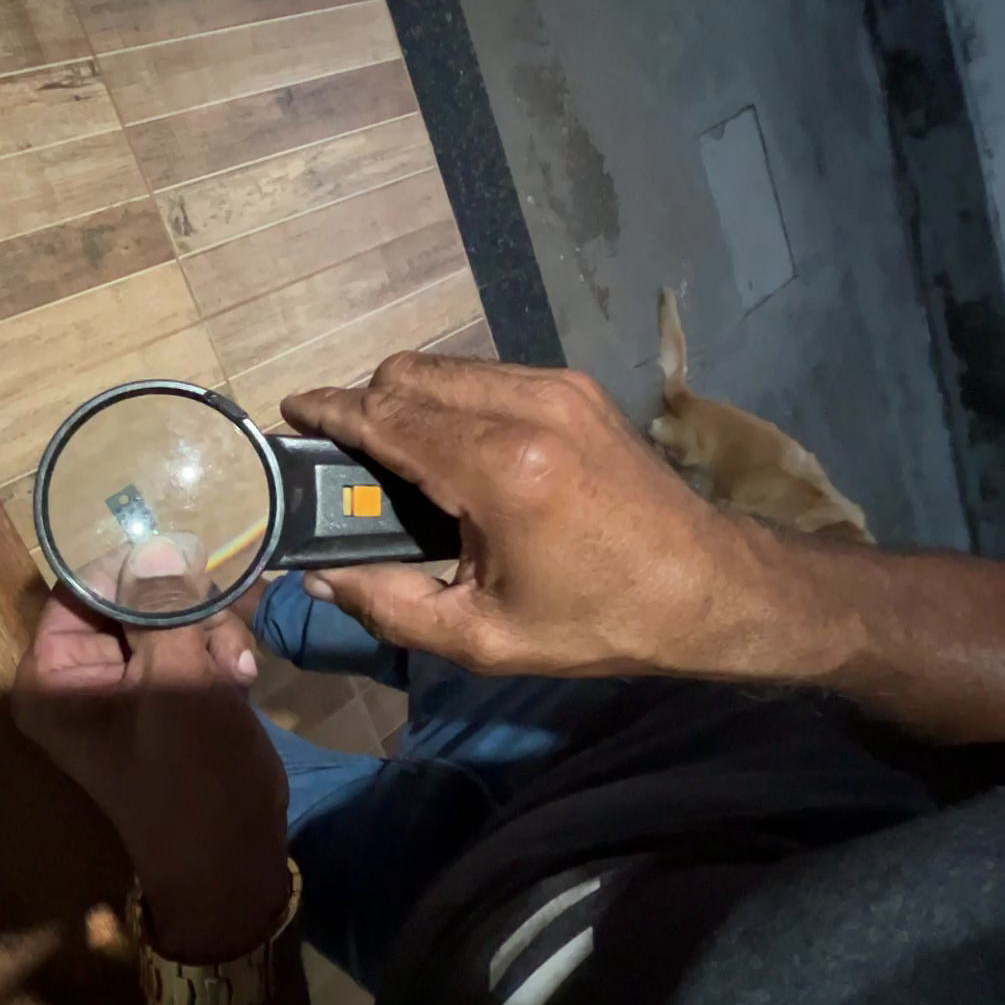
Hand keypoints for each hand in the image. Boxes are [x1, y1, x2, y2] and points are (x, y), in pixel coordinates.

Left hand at [14, 536, 290, 960]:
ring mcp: (128, 681)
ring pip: (170, 612)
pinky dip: (220, 650)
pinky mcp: (167, 688)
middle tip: (221, 633)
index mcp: (54, 675)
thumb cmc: (192, 774)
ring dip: (211, 631)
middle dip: (185, 609)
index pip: (81, 589)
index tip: (186, 558)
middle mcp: (82, 673)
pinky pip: (191, 639)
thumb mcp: (177, 682)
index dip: (132, 568)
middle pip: (131, 596)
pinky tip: (241, 677)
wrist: (236, 851)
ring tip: (236, 668)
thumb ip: (165, 607)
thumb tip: (157, 544)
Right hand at [281, 353, 782, 678]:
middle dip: (361, 404)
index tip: (291, 414)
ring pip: (441, 366)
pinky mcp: (572, 386)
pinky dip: (444, 398)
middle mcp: (525, 407)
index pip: (386, 416)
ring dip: (402, 399)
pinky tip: (449, 445)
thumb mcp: (482, 638)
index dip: (329, 410)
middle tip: (346, 456)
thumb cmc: (597, 622)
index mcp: (501, 470)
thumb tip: (318, 576)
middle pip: (406, 374)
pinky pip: (479, 373)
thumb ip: (388, 605)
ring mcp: (554, 386)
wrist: (713, 588)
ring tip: (394, 453)